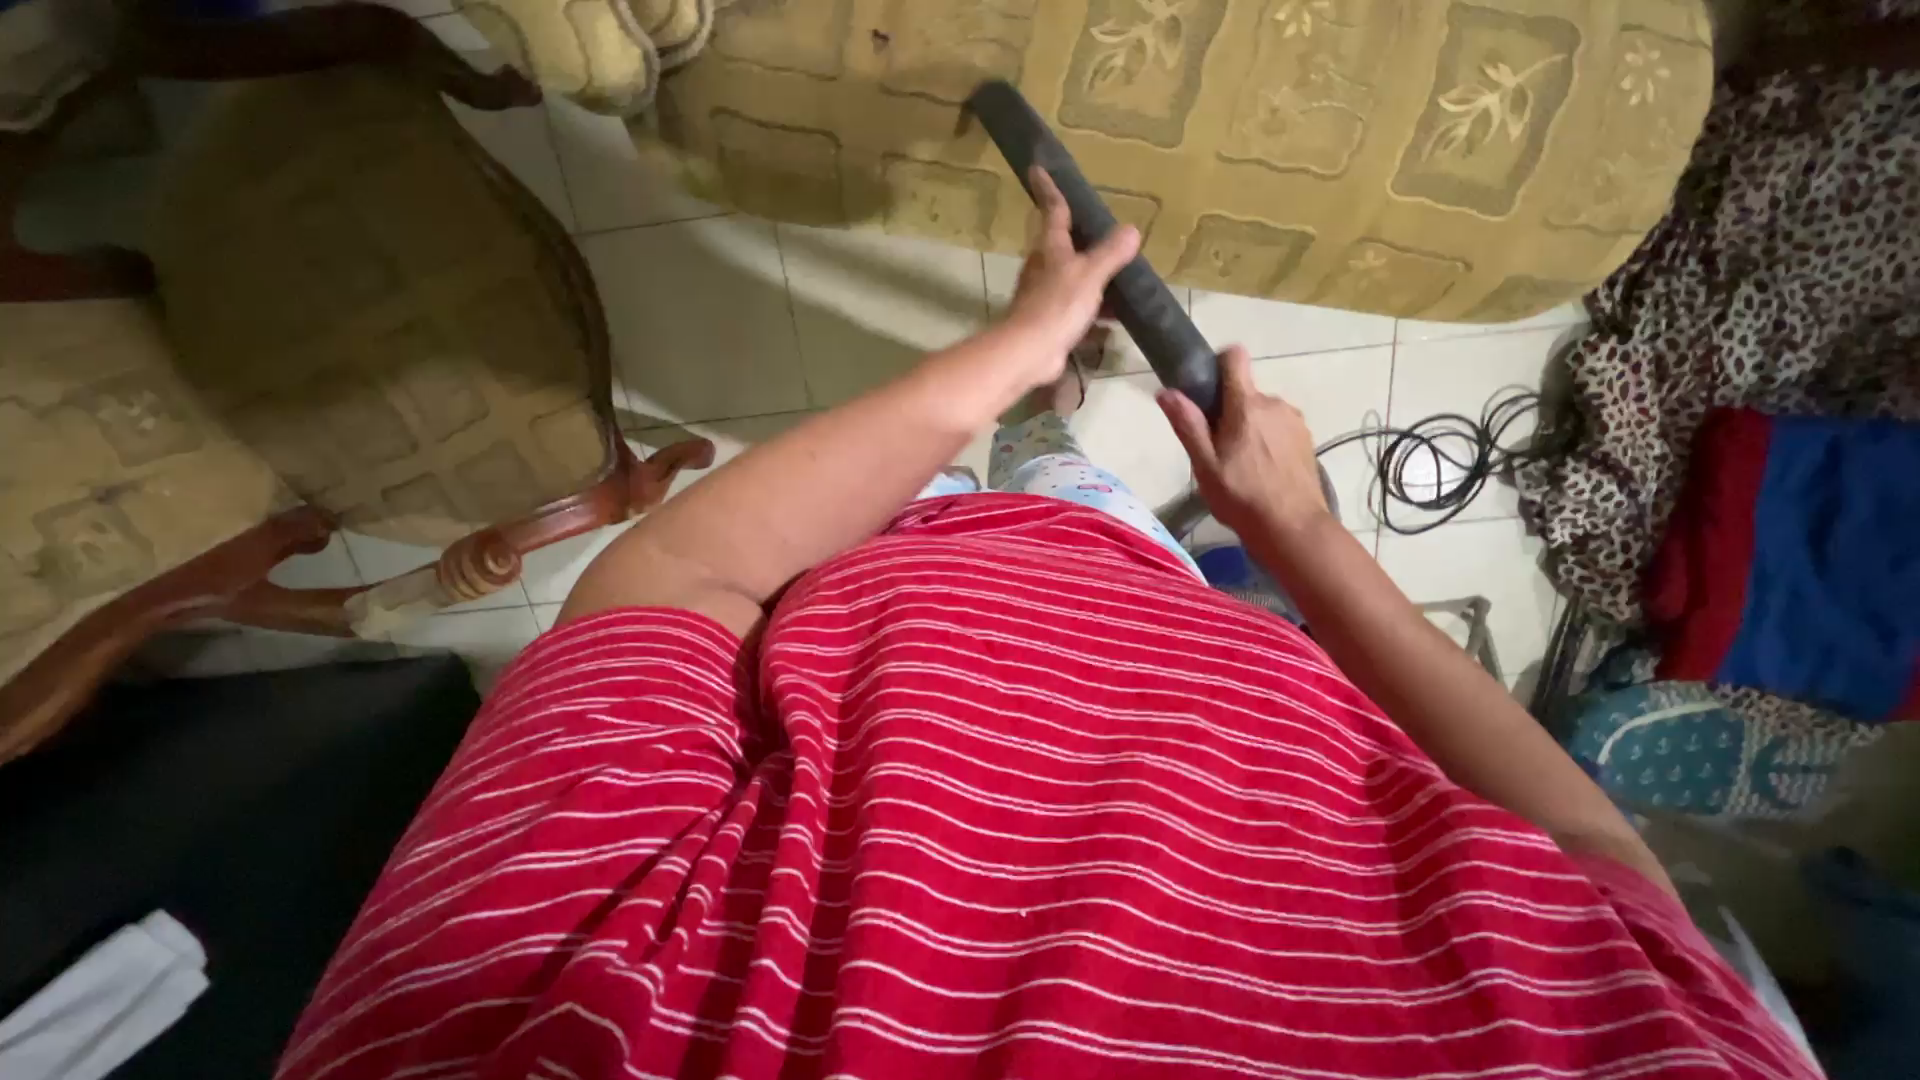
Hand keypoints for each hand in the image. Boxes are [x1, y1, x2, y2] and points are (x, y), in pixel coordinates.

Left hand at [1001, 166, 1140, 383]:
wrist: (1030, 352)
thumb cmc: (1057, 306)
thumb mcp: (1090, 274)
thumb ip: (1110, 253)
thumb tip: (1131, 230)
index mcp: (1051, 247)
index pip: (1052, 210)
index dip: (1048, 188)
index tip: (1038, 168)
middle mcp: (1044, 267)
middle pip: (1065, 245)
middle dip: (1083, 238)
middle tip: (1106, 231)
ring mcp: (1045, 295)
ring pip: (1074, 277)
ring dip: (1096, 277)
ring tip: (1123, 277)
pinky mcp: (1050, 321)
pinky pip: (1078, 307)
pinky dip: (1096, 308)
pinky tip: (1115, 317)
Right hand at [1157, 345, 1332, 539]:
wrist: (1292, 527)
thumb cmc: (1241, 496)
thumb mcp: (1205, 465)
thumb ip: (1187, 425)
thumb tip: (1167, 392)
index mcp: (1246, 405)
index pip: (1234, 358)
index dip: (1217, 365)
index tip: (1205, 391)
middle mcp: (1274, 403)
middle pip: (1244, 392)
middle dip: (1229, 411)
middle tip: (1217, 449)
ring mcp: (1294, 420)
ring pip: (1262, 412)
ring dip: (1250, 427)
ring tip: (1241, 465)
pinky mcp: (1306, 438)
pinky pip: (1279, 427)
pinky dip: (1267, 440)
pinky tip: (1263, 471)